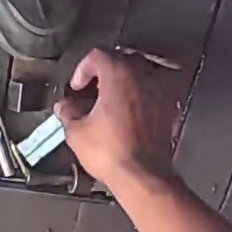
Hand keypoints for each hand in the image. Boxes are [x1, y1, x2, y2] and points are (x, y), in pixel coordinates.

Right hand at [56, 49, 177, 190]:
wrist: (142, 175)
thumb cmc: (114, 153)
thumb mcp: (77, 133)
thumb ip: (68, 114)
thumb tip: (65, 109)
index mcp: (118, 75)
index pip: (98, 55)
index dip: (82, 69)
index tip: (78, 84)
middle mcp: (142, 78)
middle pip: (120, 60)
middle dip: (103, 74)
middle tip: (91, 90)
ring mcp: (158, 92)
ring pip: (138, 76)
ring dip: (122, 85)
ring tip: (108, 103)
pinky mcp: (167, 109)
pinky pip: (151, 93)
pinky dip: (138, 98)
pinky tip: (126, 115)